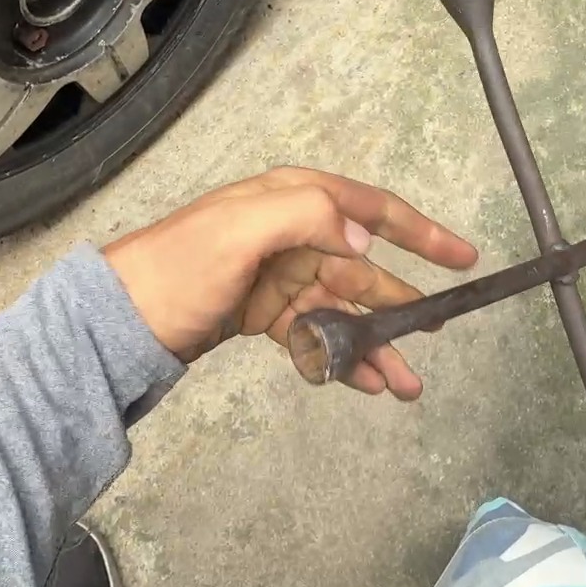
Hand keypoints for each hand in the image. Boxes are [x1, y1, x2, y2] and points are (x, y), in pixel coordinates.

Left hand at [102, 167, 478, 398]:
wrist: (122, 321)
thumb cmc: (179, 268)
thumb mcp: (238, 229)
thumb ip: (303, 216)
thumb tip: (364, 238)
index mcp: (294, 201)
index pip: (372, 210)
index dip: (422, 232)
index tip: (463, 257)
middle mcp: (296, 235)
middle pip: (366, 269)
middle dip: (404, 304)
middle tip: (437, 332)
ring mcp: (283, 277)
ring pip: (347, 310)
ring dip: (377, 345)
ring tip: (404, 385)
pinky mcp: (269, 314)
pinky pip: (319, 335)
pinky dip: (342, 357)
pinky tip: (363, 382)